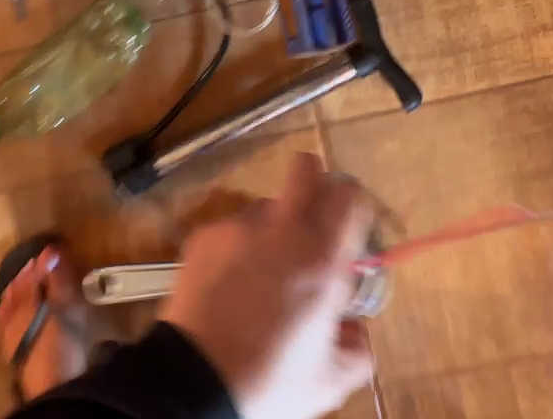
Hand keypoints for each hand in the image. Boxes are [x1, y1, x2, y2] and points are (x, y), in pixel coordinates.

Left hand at [161, 154, 374, 418]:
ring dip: (271, 228)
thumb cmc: (270, 380)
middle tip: (309, 223)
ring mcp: (239, 227)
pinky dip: (235, 248)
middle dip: (312, 185)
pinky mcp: (205, 235)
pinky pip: (230, 229)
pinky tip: (227, 285)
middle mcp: (282, 229)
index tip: (347, 226)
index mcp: (322, 258)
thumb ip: (355, 348)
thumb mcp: (328, 379)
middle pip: (305, 168)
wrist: (197, 384)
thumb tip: (354, 330)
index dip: (351, 203)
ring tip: (259, 273)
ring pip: (265, 206)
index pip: (349, 195)